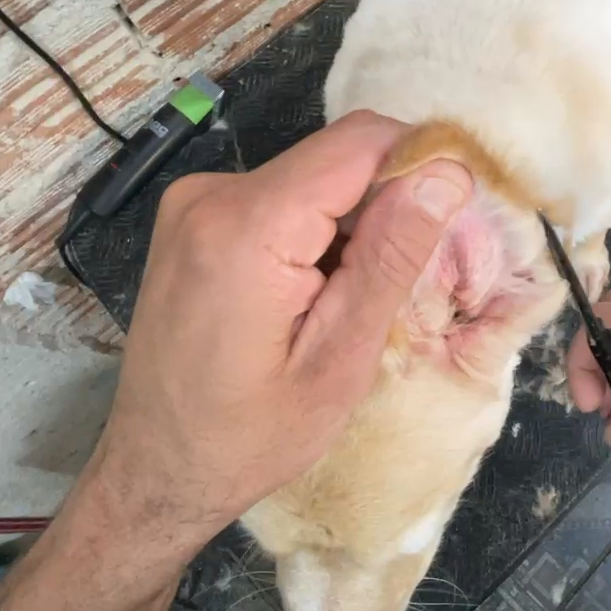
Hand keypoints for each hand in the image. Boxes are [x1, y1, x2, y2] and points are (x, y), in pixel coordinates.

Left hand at [85, 111, 472, 556]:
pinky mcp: (194, 218)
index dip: (419, 162)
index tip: (453, 217)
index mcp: (246, 225)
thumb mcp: (339, 358)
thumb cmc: (250, 437)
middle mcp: (210, 193)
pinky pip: (281, 197)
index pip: (360, 141)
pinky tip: (313, 292)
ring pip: (313, 177)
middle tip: (402, 281)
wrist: (157, 469)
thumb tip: (446, 174)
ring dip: (352, 224)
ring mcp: (194, 202)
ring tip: (349, 299)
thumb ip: (392, 256)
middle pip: (335, 158)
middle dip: (385, 205)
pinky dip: (315, 232)